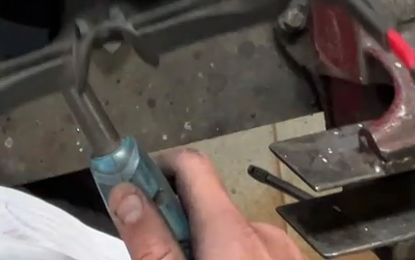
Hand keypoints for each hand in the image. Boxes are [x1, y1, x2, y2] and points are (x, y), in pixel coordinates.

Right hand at [108, 150, 302, 259]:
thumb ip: (150, 241)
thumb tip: (125, 190)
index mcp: (234, 232)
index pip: (192, 163)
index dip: (157, 168)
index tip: (135, 193)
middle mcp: (266, 236)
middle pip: (208, 205)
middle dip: (179, 225)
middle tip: (161, 257)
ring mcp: (289, 258)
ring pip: (233, 237)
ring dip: (209, 249)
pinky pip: (258, 258)